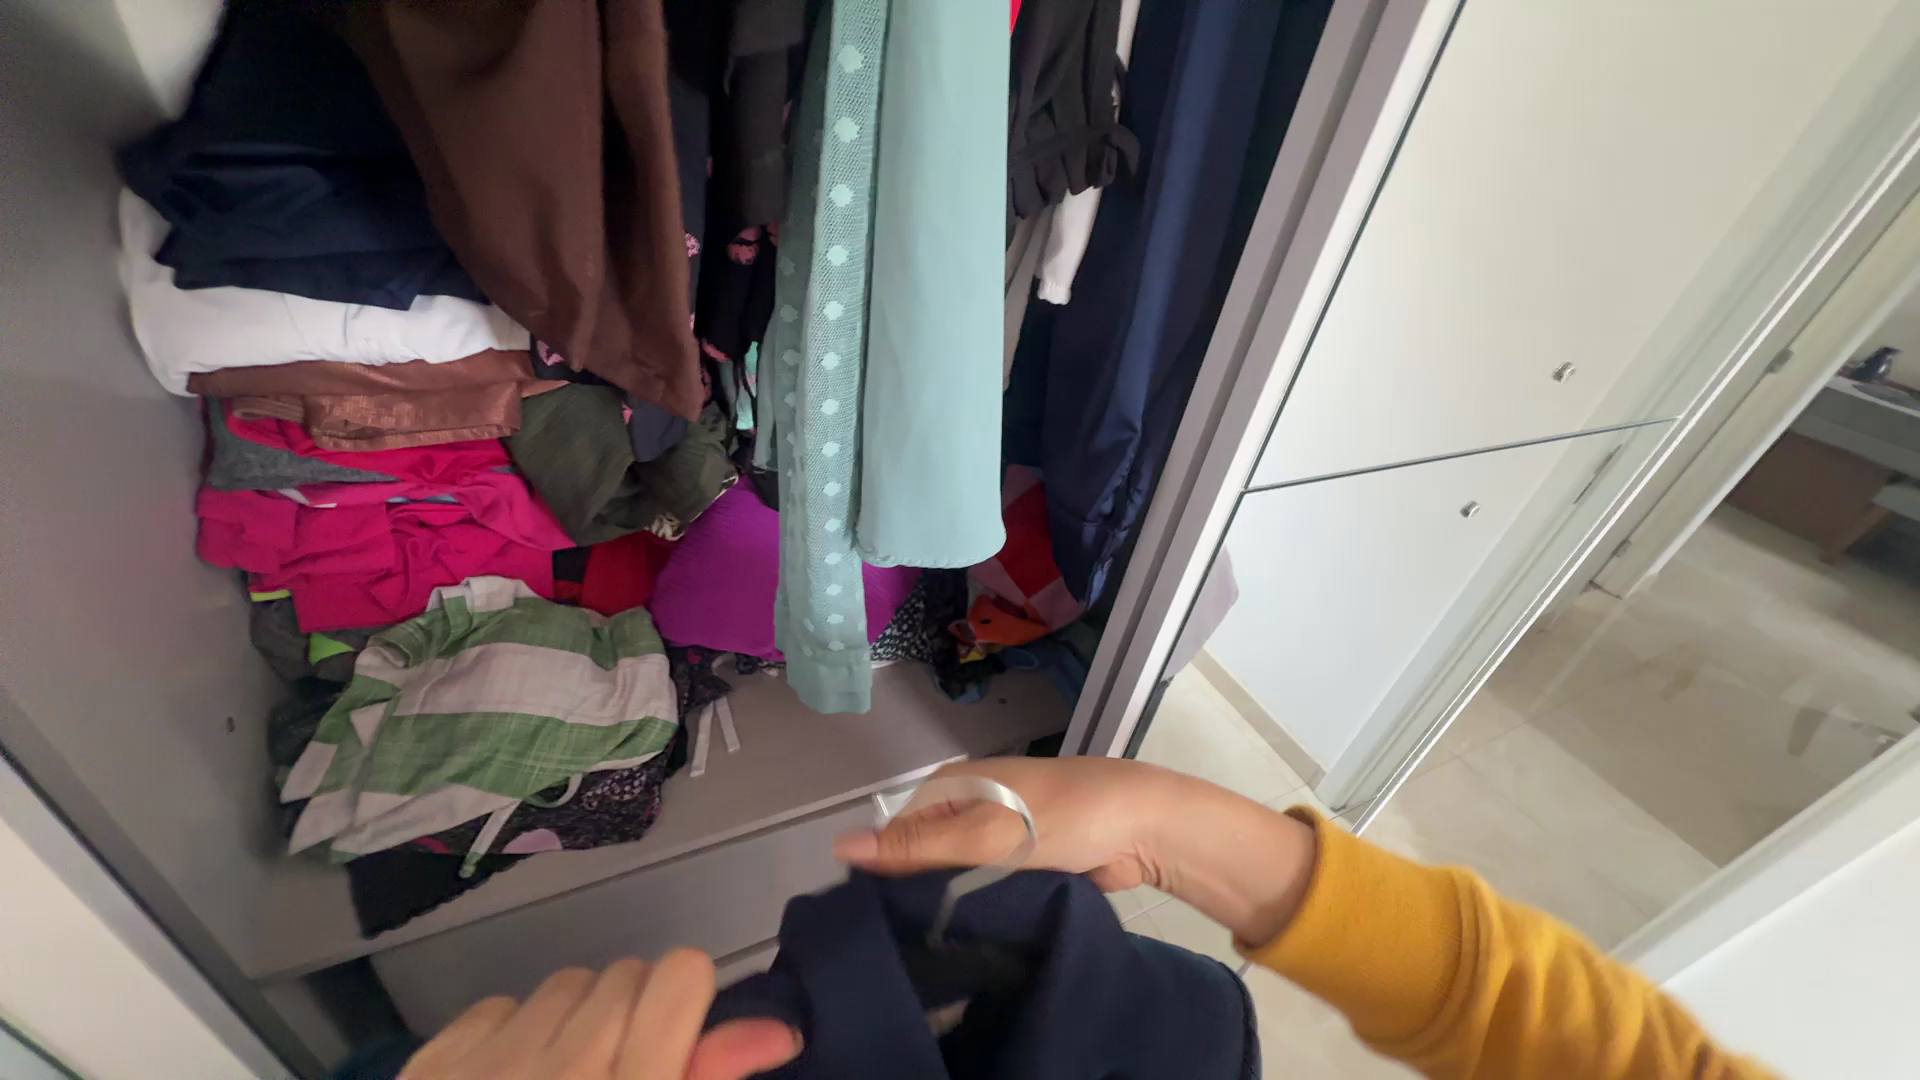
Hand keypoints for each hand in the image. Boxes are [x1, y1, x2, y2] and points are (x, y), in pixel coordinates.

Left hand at [400, 950, 801, 1079]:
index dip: (687, 1000)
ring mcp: (488, 1067)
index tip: (675, 1040)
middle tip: (618, 1079)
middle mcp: (563, 1067)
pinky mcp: (427, 1073)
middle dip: (632, 1016)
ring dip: (574, 1023)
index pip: (682, 972)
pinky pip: (497, 1007)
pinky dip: (510, 1036)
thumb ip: (711, 1079)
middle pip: (627, 974)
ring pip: (566, 985)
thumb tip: (782, 1030)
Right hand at [834, 756, 1319, 946]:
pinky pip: (990, 894)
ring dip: (953, 910)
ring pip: (958, 881)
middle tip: (906, 949)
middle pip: (926, 860)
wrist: (1142, 825)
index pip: (897, 836)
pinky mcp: (1024, 864)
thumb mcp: (984, 832)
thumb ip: (918, 846)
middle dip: (920, 897)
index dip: (885, 877)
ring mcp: (998, 837)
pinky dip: (983, 914)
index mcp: (952, 786)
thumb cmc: (1061, 815)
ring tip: (931, 956)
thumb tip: (840, 846)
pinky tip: (968, 947)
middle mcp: (969, 808)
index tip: (877, 927)